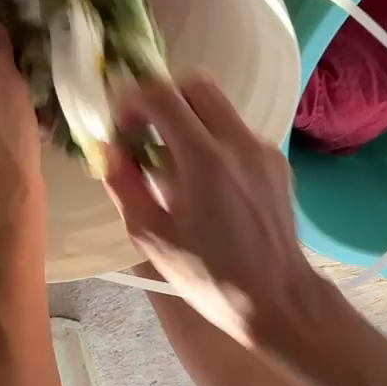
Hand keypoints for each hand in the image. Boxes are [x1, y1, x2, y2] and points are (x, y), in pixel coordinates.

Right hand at [102, 75, 319, 344]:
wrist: (278, 300)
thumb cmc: (208, 275)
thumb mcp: (151, 237)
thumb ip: (123, 186)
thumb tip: (108, 150)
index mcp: (204, 159)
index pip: (163, 96)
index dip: (133, 101)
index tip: (122, 127)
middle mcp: (238, 143)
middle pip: (196, 85)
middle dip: (164, 99)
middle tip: (146, 132)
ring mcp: (262, 150)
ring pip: (218, 105)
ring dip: (188, 118)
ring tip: (172, 160)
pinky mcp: (276, 162)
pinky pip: (235, 131)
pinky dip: (211, 138)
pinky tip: (204, 180)